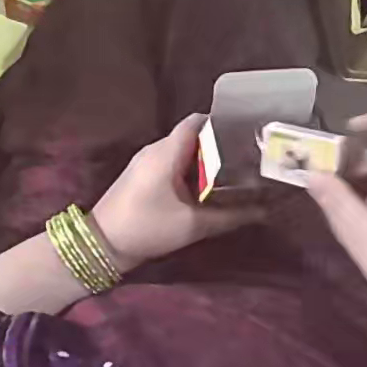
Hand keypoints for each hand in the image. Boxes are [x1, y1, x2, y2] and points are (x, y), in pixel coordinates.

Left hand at [92, 114, 258, 271]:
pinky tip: (207, 187)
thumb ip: (231, 216)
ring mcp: (145, 162)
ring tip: (235, 172)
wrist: (102, 245)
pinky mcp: (141, 177)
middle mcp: (155, 150)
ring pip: (182, 152)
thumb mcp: (193, 225)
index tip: (247, 133)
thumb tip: (264, 211)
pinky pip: (171, 164)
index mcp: (166, 151)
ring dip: (205, 160)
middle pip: (193, 136)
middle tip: (248, 157)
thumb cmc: (147, 228)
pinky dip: (190, 170)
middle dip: (219, 144)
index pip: (197, 121)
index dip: (222, 122)